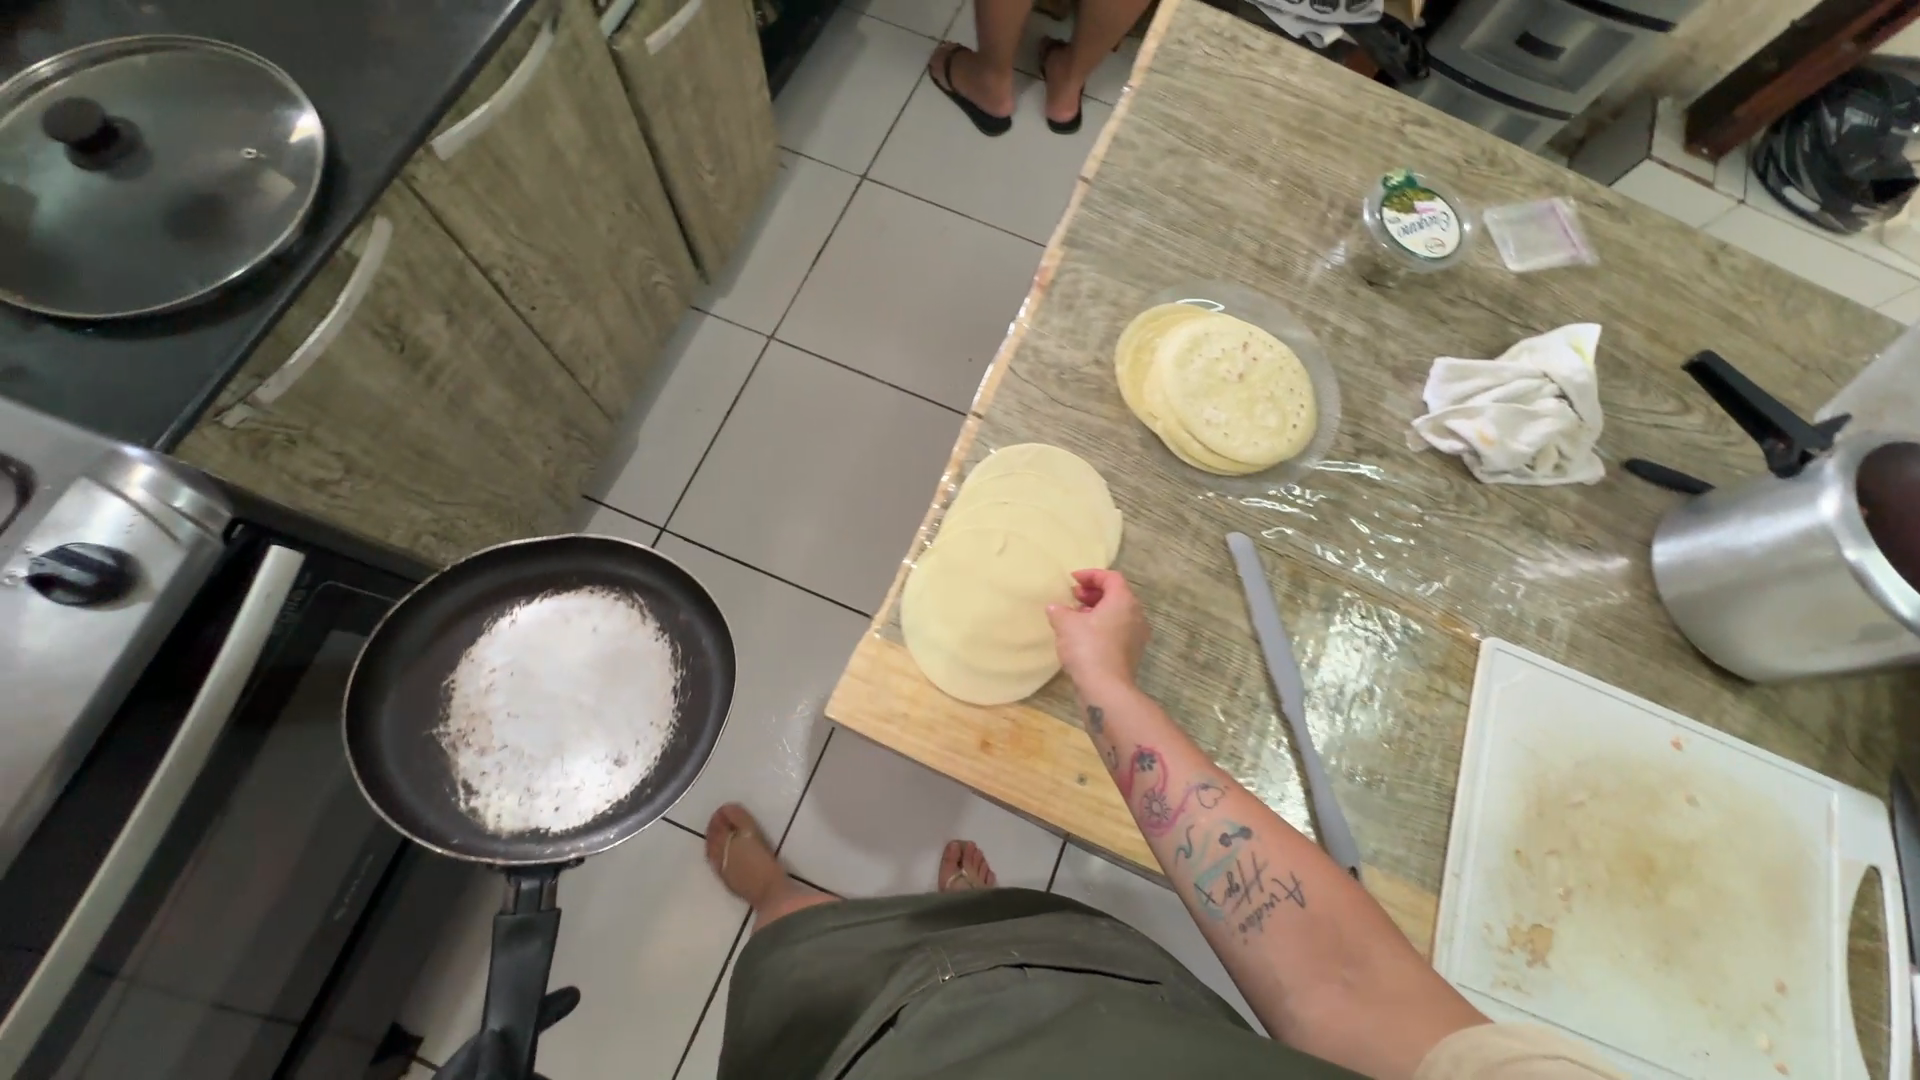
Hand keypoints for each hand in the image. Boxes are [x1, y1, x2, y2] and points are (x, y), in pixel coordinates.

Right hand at [1047, 568, 1149, 692]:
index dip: (1091, 575)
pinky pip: (1118, 630)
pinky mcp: (1132, 652)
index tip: (1072, 580)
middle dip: (1093, 593)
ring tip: (1075, 616)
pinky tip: (1083, 636)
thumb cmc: (1087, 648)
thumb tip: (1055, 607)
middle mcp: (1136, 614)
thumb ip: (1059, 610)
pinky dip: (1102, 626)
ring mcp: (1137, 635)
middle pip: (1116, 594)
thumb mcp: (1066, 624)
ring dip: (1097, 610)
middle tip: (1073, 597)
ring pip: (1117, 613)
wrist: (1106, 689)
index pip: (1111, 577)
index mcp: (1123, 601)